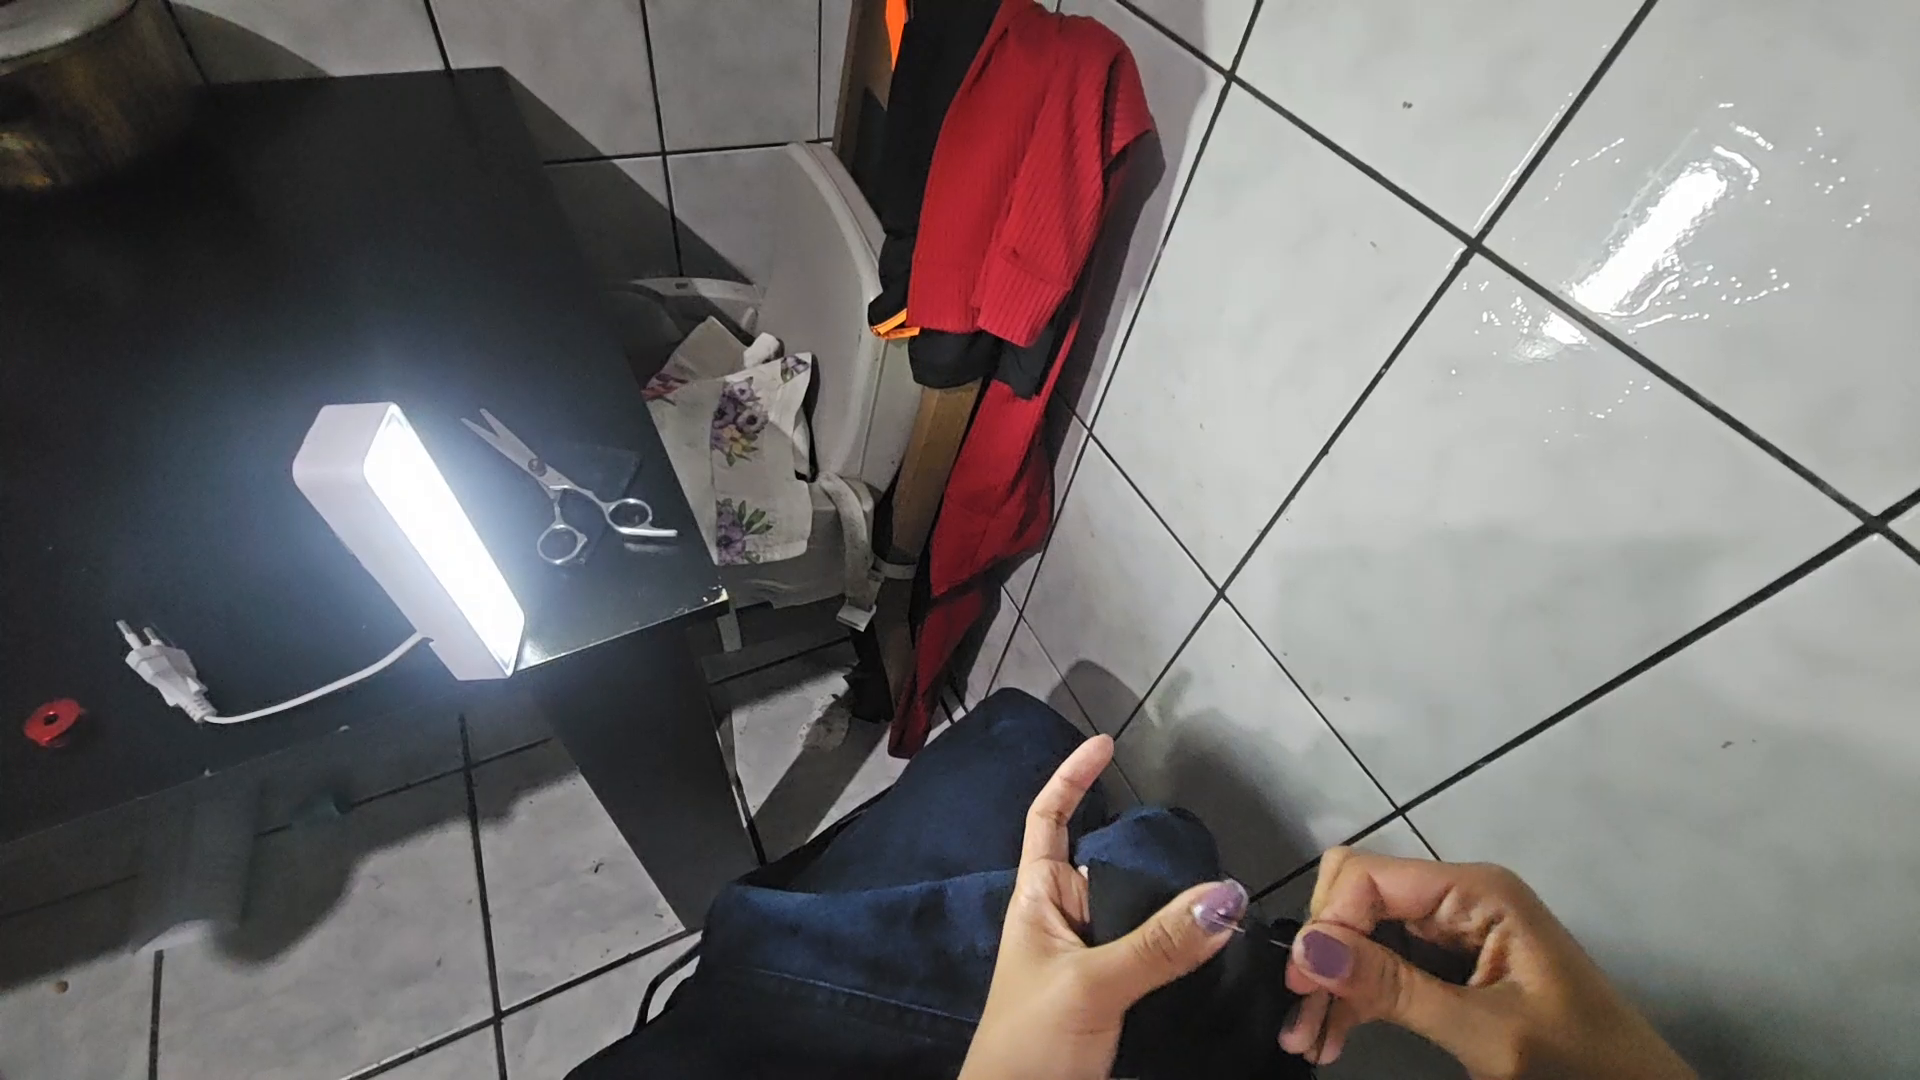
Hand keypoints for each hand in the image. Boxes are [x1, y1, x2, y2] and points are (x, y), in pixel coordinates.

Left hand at [958, 735, 1248, 1079]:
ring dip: (1174, 906)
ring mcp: (1090, 957)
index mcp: (1038, 894)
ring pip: (1138, 912)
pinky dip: (1182, 946)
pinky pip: (1153, 954)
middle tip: (1209, 848)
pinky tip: (1219, 944)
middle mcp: (1064, 916)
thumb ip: (1158, 943)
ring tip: (1229, 896)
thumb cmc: (1031, 1040)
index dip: (1072, 776)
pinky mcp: (1114, 994)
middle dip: (1152, 855)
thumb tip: (1225, 894)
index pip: (1048, 816)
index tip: (1106, 743)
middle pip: (1109, 864)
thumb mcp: (1092, 984)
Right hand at [1280, 850, 1695, 1079]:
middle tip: (1302, 1013)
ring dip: (1330, 979)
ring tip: (1306, 1036)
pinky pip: (1380, 961)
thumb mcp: (1489, 1037)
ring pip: (1360, 931)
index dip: (1327, 921)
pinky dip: (1354, 993)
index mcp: (1474, 891)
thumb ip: (1395, 988)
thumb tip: (1304, 951)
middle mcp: (1454, 894)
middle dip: (1323, 950)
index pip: (1368, 876)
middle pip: (1356, 896)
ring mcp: (1449, 926)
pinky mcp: (1446, 960)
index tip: (1302, 982)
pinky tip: (1333, 1032)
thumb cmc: (1588, 1074)